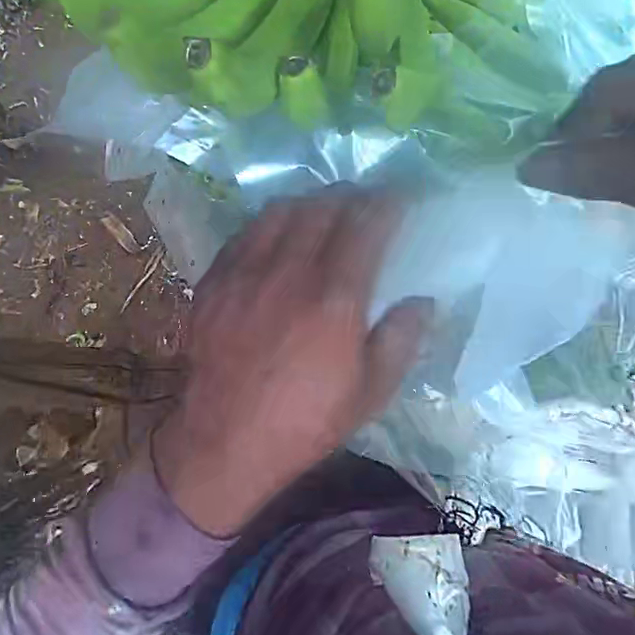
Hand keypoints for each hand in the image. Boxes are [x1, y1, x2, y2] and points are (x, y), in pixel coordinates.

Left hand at [152, 187, 431, 536]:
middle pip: (322, 206)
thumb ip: (401, 339)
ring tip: (322, 211)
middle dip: (350, 195)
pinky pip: (245, 233)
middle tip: (363, 201)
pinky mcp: (214, 281)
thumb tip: (420, 300)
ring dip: (309, 202)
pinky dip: (269, 224)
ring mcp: (244, 272)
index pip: (366, 224)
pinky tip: (276, 236)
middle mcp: (288, 272)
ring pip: (279, 211)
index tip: (399, 198)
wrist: (224, 439)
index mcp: (334, 298)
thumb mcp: (370, 393)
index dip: (387, 202)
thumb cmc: (304, 422)